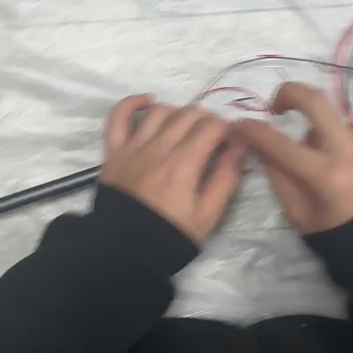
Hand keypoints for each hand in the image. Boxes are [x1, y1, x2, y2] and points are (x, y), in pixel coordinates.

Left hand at [99, 95, 245, 243]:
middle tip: (212, 137)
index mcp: (185, 162)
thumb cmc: (172, 234)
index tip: (231, 140)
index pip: (213, 126)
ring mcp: (133, 147)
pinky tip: (148, 101)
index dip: (228, 129)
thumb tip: (238, 148)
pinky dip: (132, 103)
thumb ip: (226, 178)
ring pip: (160, 111)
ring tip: (185, 127)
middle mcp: (159, 147)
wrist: (126, 252)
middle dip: (207, 120)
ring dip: (178, 112)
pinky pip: (118, 116)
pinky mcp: (114, 152)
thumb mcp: (209, 214)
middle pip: (189, 113)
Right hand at [230, 82, 352, 233]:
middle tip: (277, 104)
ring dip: (320, 135)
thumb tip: (259, 142)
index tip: (240, 124)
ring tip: (324, 164)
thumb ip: (277, 173)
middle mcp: (350, 152)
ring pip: (334, 123)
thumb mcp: (296, 211)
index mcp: (324, 175)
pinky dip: (341, 148)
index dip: (253, 130)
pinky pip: (352, 137)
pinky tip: (347, 171)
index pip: (279, 143)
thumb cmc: (333, 232)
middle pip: (316, 100)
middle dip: (289, 92)